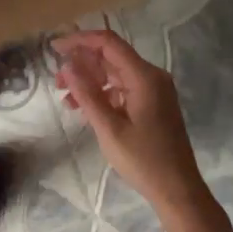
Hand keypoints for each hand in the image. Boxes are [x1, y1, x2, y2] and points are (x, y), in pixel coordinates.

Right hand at [54, 29, 208, 214]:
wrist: (178, 190)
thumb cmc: (143, 160)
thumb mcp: (109, 128)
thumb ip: (87, 93)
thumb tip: (67, 65)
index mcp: (144, 77)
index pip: (108, 43)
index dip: (79, 41)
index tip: (54, 49)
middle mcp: (152, 77)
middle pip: (111, 57)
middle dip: (81, 64)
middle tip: (57, 82)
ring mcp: (154, 91)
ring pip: (115, 74)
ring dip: (90, 81)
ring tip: (67, 98)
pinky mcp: (153, 104)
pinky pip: (123, 88)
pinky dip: (103, 94)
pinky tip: (86, 109)